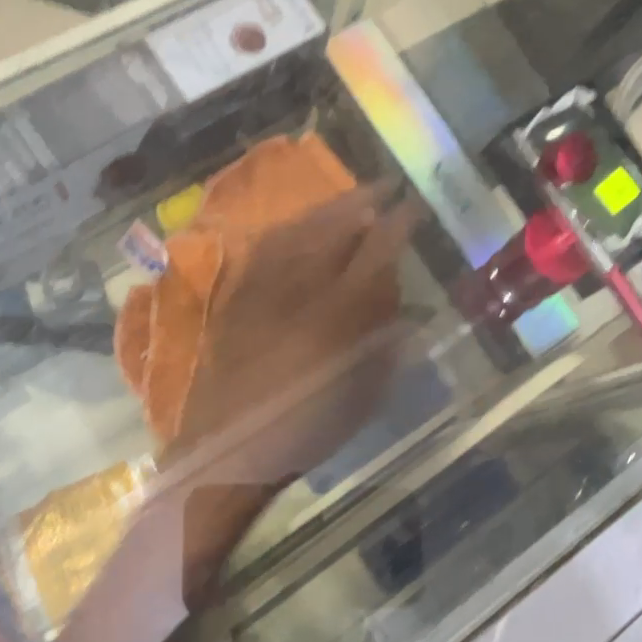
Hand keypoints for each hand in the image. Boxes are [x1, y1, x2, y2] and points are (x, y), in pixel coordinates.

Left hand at [154, 183, 416, 596]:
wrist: (227, 453)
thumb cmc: (302, 434)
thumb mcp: (360, 399)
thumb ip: (385, 351)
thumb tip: (407, 315)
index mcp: (336, 321)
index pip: (373, 257)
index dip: (396, 228)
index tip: (413, 209)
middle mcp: (297, 295)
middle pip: (332, 232)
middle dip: (362, 205)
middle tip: (385, 189)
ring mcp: (261, 293)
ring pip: (295, 234)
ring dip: (325, 211)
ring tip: (347, 199)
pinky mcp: (235, 300)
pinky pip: (263, 251)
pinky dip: (287, 230)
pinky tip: (298, 226)